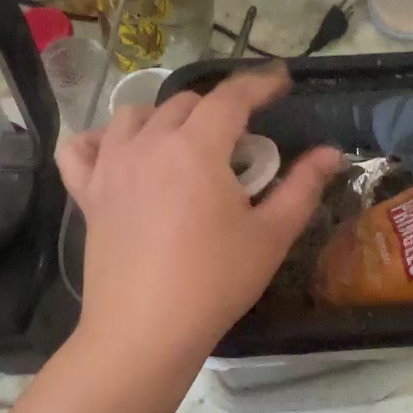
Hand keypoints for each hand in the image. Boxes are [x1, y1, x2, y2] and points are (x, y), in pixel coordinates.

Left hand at [58, 63, 343, 358]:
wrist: (145, 331)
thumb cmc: (215, 283)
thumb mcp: (271, 236)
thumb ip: (302, 187)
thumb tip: (331, 153)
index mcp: (196, 148)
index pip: (231, 97)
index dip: (260, 84)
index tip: (280, 81)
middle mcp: (148, 144)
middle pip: (185, 103)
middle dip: (217, 109)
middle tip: (240, 140)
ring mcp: (111, 167)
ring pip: (134, 116)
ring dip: (165, 117)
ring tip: (185, 142)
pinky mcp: (88, 195)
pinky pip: (82, 149)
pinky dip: (99, 141)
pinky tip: (118, 153)